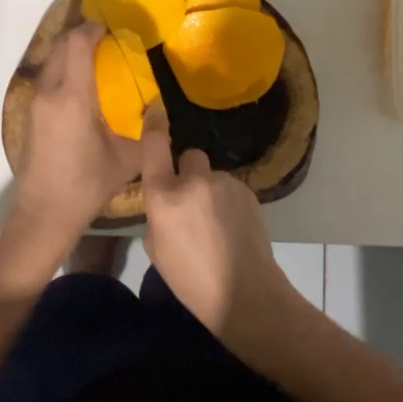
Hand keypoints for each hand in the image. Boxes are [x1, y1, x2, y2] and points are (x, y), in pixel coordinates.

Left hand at [12, 23, 141, 235]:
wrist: (45, 213)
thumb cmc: (88, 184)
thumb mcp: (128, 158)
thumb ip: (149, 130)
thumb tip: (161, 111)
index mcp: (73, 97)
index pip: (77, 44)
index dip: (93, 29)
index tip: (112, 28)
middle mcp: (49, 92)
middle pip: (60, 47)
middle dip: (82, 36)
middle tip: (108, 40)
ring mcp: (35, 103)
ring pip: (51, 62)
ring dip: (71, 53)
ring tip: (98, 60)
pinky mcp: (31, 115)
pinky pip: (47, 79)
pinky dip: (63, 70)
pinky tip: (83, 86)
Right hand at [138, 104, 301, 352]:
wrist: (245, 293)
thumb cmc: (191, 280)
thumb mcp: (156, 250)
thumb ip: (156, 216)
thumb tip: (165, 203)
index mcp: (164, 197)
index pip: (155, 147)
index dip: (154, 125)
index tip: (155, 108)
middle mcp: (194, 181)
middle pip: (189, 156)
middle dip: (187, 172)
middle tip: (190, 202)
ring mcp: (225, 184)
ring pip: (211, 175)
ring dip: (210, 190)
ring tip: (215, 224)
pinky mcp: (248, 191)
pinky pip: (230, 187)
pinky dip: (228, 201)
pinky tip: (232, 227)